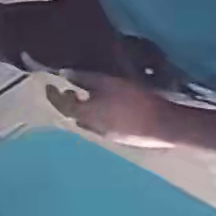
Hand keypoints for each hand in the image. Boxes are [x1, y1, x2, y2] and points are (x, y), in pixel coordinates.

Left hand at [45, 73, 180, 148]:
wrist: (167, 125)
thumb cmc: (133, 100)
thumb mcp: (105, 82)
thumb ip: (82, 78)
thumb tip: (64, 74)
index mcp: (86, 115)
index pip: (61, 106)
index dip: (53, 96)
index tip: (49, 86)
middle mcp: (94, 129)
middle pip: (75, 116)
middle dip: (70, 104)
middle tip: (71, 91)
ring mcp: (111, 137)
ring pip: (90, 123)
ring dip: (86, 110)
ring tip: (90, 97)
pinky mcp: (126, 140)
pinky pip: (105, 127)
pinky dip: (100, 117)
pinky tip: (111, 109)